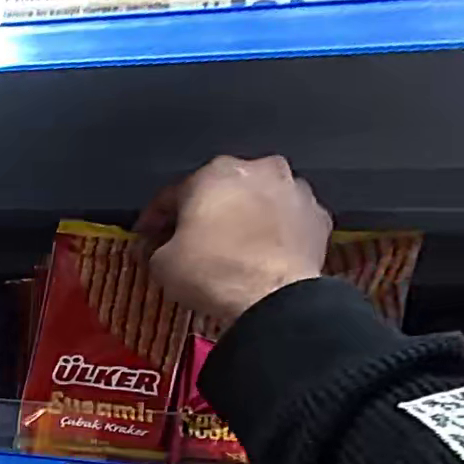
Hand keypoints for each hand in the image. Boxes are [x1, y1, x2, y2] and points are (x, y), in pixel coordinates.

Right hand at [135, 155, 331, 321]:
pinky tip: (253, 253)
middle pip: (219, 190)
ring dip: (237, 218)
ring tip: (223, 247)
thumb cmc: (208, 269)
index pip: (170, 194)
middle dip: (200, 212)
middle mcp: (258, 169)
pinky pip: (282, 219)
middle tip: (184, 239)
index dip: (152, 219)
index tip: (144, 238)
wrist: (271, 294)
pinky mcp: (318, 214)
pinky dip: (267, 231)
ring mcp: (295, 188)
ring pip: (255, 200)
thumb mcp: (160, 263)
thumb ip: (156, 246)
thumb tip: (158, 244)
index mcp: (213, 175)